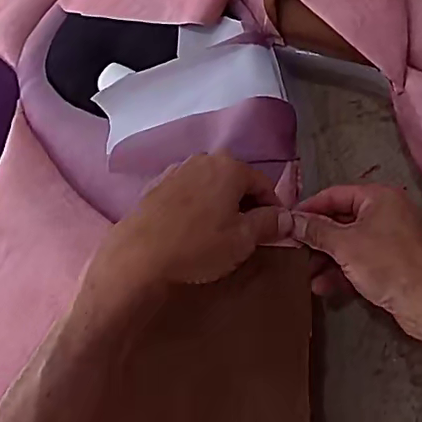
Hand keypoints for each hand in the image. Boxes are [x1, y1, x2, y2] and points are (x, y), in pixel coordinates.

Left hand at [92, 153, 291, 291]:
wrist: (134, 262)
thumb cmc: (196, 248)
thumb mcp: (243, 240)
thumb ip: (270, 223)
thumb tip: (287, 217)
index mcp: (230, 167)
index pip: (264, 184)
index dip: (273, 208)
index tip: (274, 229)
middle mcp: (204, 160)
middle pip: (236, 181)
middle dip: (245, 204)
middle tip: (247, 233)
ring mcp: (175, 171)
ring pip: (210, 186)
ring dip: (219, 204)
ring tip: (217, 233)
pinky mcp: (153, 188)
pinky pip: (186, 193)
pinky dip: (195, 207)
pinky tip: (190, 231)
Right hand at [292, 183, 421, 339]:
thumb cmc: (389, 264)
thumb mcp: (346, 245)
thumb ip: (317, 231)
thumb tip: (290, 219)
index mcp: (380, 196)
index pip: (336, 194)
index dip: (309, 208)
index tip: (285, 223)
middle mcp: (388, 211)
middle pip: (343, 219)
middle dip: (318, 238)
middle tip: (292, 253)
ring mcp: (393, 237)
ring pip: (351, 243)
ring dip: (328, 259)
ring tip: (305, 276)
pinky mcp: (395, 262)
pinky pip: (363, 260)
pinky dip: (344, 270)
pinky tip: (324, 288)